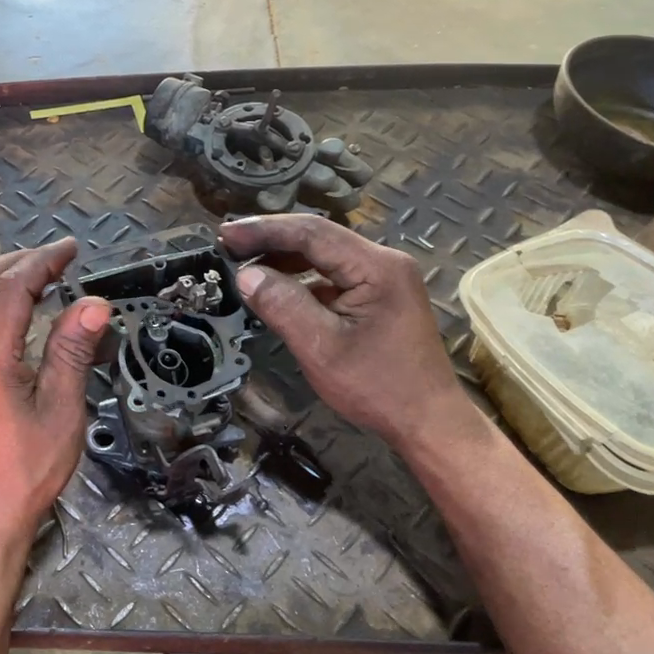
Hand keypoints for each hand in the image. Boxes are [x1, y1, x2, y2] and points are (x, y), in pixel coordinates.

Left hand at [0, 238, 111, 544]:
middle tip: (56, 260)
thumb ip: (72, 351)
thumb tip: (93, 304)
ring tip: (32, 276)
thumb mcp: (60, 412)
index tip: (70, 250)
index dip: (43, 260)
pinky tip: (4, 308)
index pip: (13, 286)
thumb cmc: (25, 471)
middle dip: (19, 260)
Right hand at [219, 215, 473, 451]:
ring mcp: (384, 279)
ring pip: (324, 255)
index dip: (264, 230)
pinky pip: (332, 275)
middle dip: (270, 239)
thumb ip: (282, 305)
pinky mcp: (378, 296)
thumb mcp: (321, 347)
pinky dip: (300, 277)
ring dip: (283, 257)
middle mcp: (383, 262)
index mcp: (376, 267)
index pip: (312, 232)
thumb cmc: (379, 387)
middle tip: (227, 245)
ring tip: (244, 263)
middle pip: (318, 238)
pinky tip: (275, 288)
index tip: (225, 235)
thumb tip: (246, 276)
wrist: (428, 422)